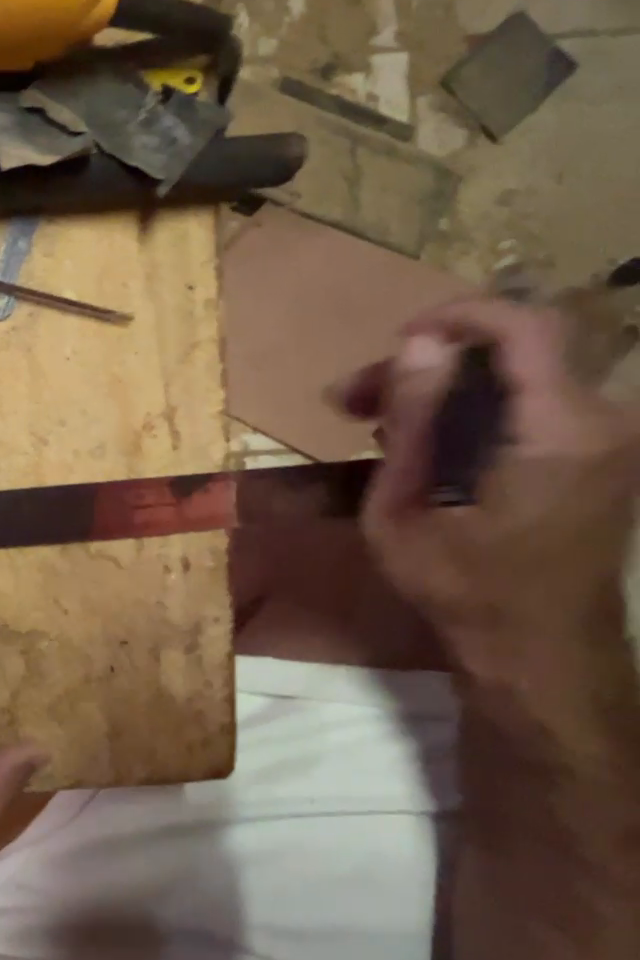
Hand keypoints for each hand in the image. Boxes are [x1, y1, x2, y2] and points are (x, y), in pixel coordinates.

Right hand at [337, 297, 639, 673]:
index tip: (395, 340)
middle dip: (429, 365)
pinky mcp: (598, 454)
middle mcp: (601, 421)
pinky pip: (532, 407)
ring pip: (518, 380)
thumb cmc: (459, 583)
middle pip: (513, 355)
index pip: (526, 329)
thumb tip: (417, 343)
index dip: (459, 317)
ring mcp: (607, 438)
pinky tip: (422, 443)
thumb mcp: (407, 506)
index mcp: (557, 431)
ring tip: (374, 424)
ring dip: (443, 391)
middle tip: (352, 399)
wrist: (536, 642)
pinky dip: (472, 412)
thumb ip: (416, 420)